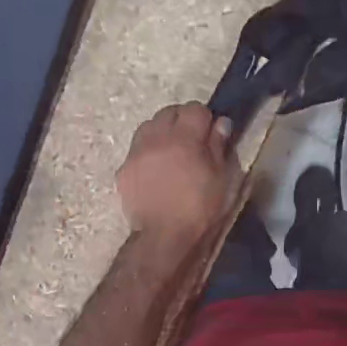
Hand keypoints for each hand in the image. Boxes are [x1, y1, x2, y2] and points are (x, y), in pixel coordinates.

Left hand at [116, 103, 237, 248]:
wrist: (165, 237)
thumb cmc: (201, 208)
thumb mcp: (222, 178)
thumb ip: (219, 147)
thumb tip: (221, 123)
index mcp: (185, 138)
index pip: (195, 109)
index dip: (206, 118)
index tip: (212, 133)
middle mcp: (157, 138)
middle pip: (169, 112)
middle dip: (182, 120)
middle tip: (194, 141)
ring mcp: (136, 152)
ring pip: (149, 126)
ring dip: (162, 132)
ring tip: (172, 152)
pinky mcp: (124, 169)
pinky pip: (137, 149)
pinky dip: (149, 152)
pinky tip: (157, 171)